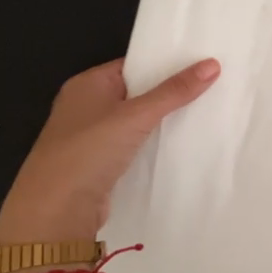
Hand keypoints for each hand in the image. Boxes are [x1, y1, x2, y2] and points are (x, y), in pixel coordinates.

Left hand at [0, 58, 221, 242]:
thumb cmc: (88, 151)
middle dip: (172, 90)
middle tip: (215, 83)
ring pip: (140, 118)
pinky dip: (158, 140)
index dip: (166, 62)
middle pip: (139, 91)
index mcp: (87, 84)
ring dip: (167, 117)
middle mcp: (88, 105)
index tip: (203, 61)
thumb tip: (213, 64)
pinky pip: (138, 141)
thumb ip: (174, 91)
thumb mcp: (135, 116)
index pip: (134, 65)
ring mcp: (94, 135)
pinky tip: (186, 140)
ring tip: (210, 108)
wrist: (56, 211)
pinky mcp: (103, 161)